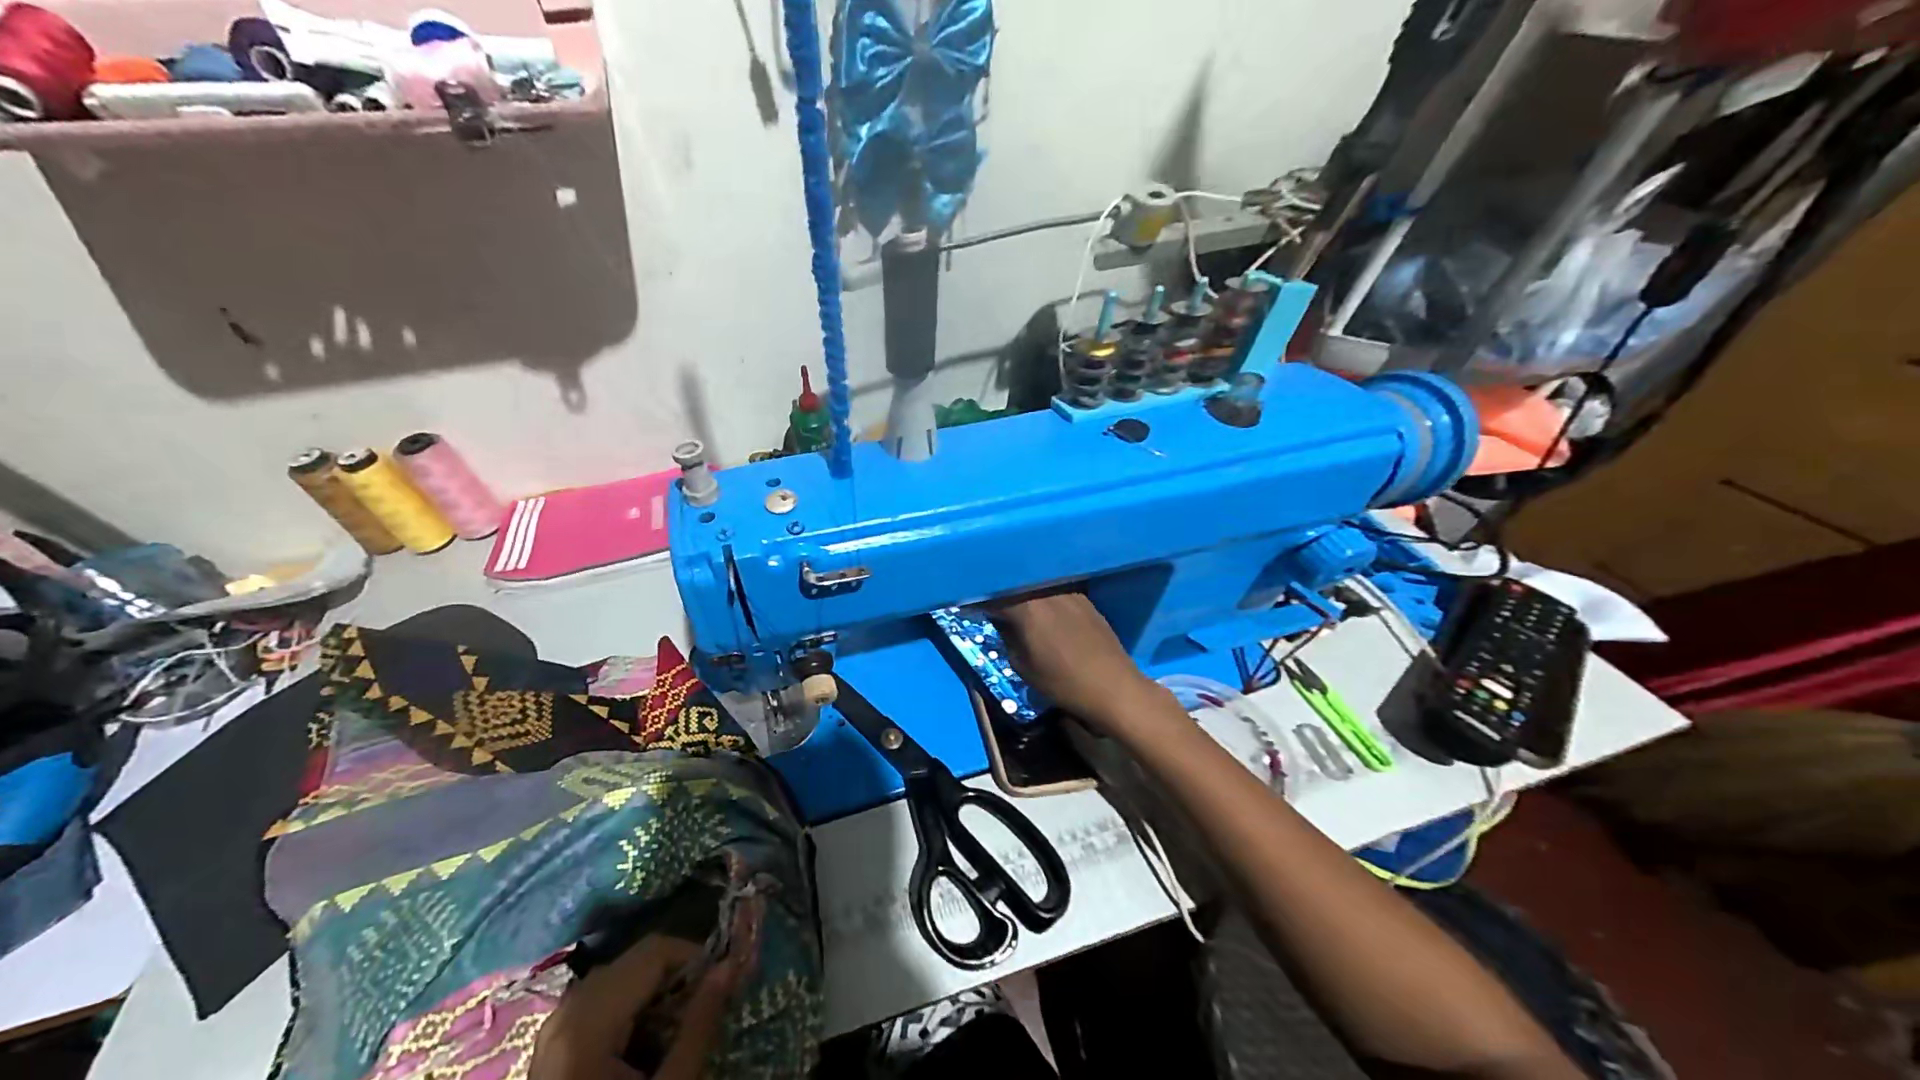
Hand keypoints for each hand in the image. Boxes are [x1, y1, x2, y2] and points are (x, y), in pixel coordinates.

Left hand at [531, 897, 762, 1079]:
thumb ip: (700, 1024)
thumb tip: (731, 966)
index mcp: (588, 1023)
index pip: (653, 952)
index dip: (696, 958)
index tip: (725, 984)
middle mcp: (564, 1014)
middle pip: (634, 962)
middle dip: (677, 977)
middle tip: (706, 1008)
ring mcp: (552, 1030)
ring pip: (617, 980)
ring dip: (655, 992)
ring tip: (679, 1029)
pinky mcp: (550, 1048)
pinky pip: (598, 1003)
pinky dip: (630, 1010)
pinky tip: (645, 1045)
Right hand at [992, 589, 1173, 737]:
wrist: (1113, 686)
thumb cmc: (1062, 681)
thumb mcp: (1022, 665)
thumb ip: (1006, 636)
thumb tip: (999, 621)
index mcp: (1026, 606)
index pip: (992, 594)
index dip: (975, 598)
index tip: (965, 604)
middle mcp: (1046, 591)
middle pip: (1014, 582)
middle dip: (998, 589)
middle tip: (987, 602)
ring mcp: (1068, 591)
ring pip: (1035, 583)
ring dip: (1020, 590)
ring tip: (1012, 603)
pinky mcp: (1084, 598)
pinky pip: (1053, 590)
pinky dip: (1041, 596)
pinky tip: (1040, 609)